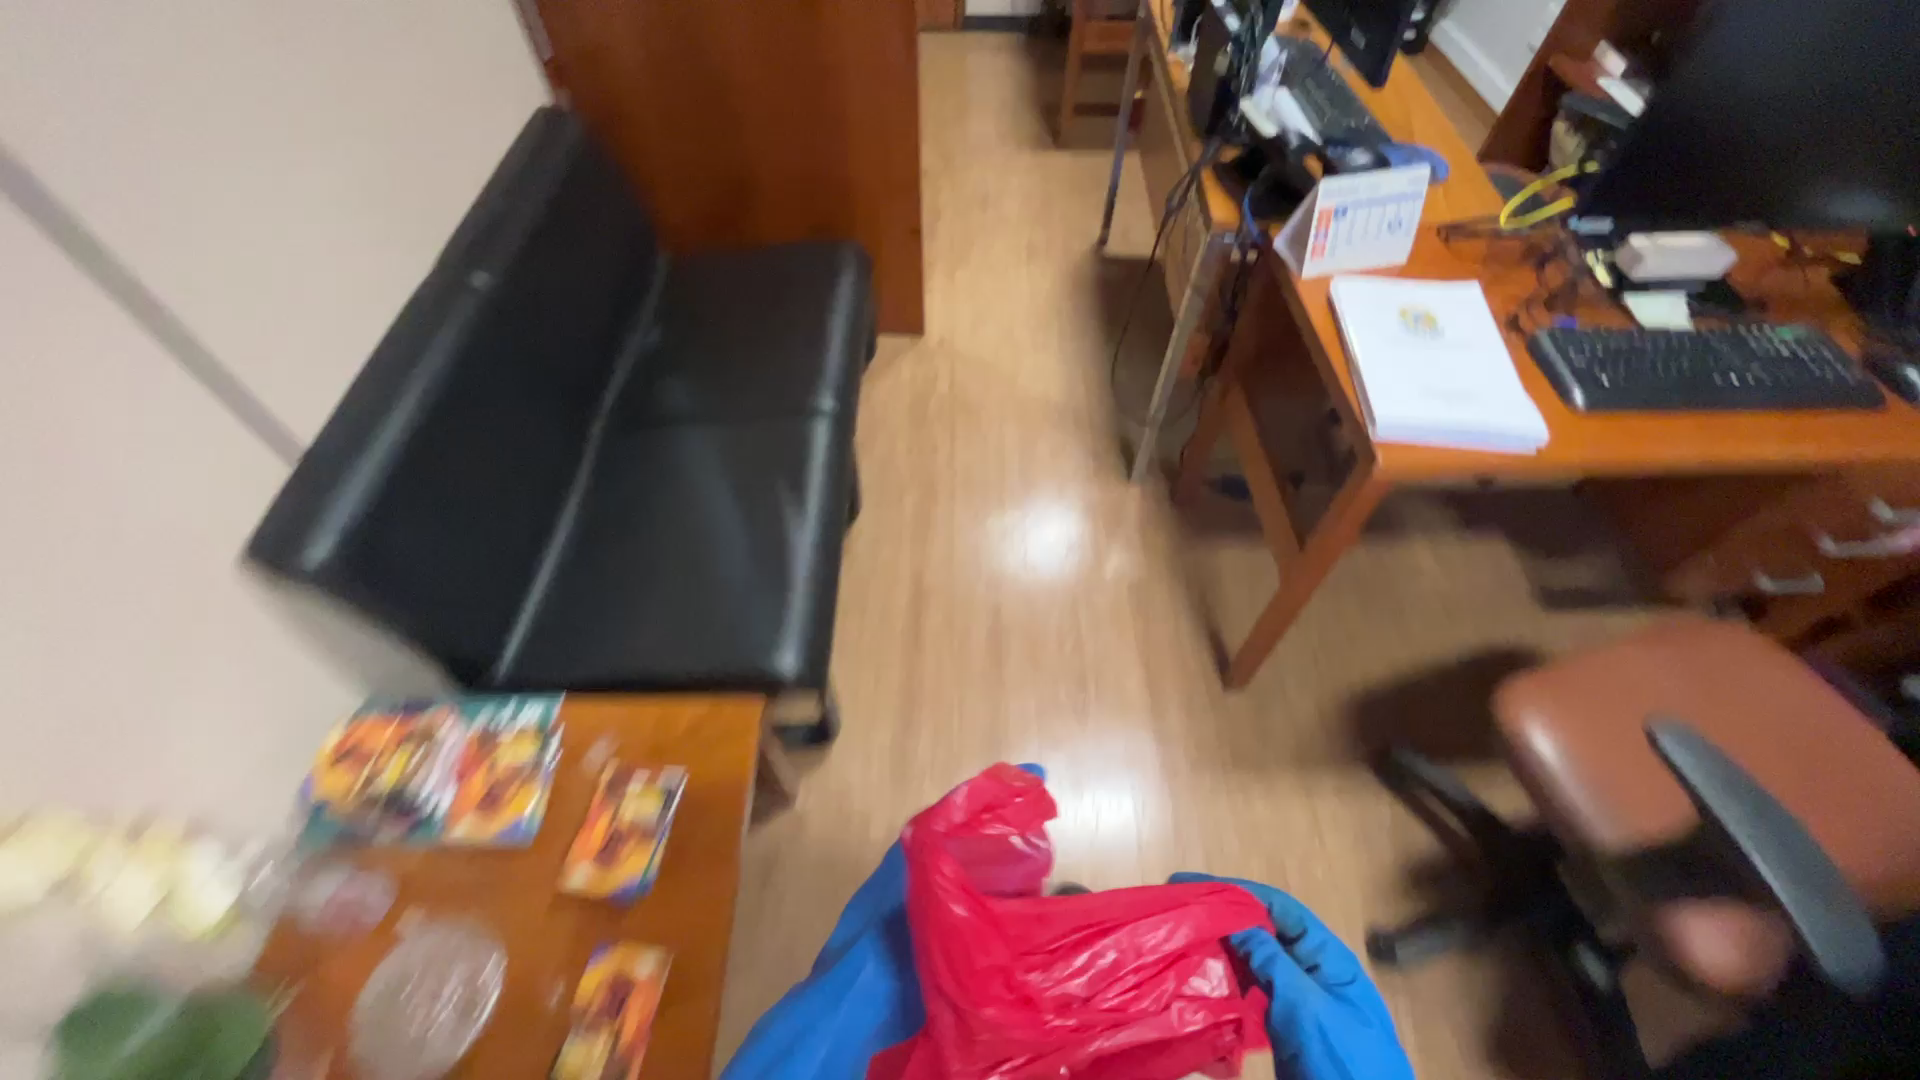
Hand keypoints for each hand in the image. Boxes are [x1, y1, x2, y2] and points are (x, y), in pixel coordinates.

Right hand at [1168, 873, 1412, 1079]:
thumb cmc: (1344, 1062)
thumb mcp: (1306, 1007)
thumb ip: (1270, 960)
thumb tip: (1235, 922)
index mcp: (1326, 956)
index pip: (1278, 907)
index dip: (1237, 890)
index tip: (1193, 884)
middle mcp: (1311, 971)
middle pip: (1263, 931)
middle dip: (1224, 916)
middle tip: (1180, 909)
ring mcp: (1298, 1001)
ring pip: (1253, 961)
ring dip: (1221, 948)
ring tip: (1183, 939)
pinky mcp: (1284, 1029)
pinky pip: (1250, 993)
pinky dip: (1225, 982)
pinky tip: (1200, 980)